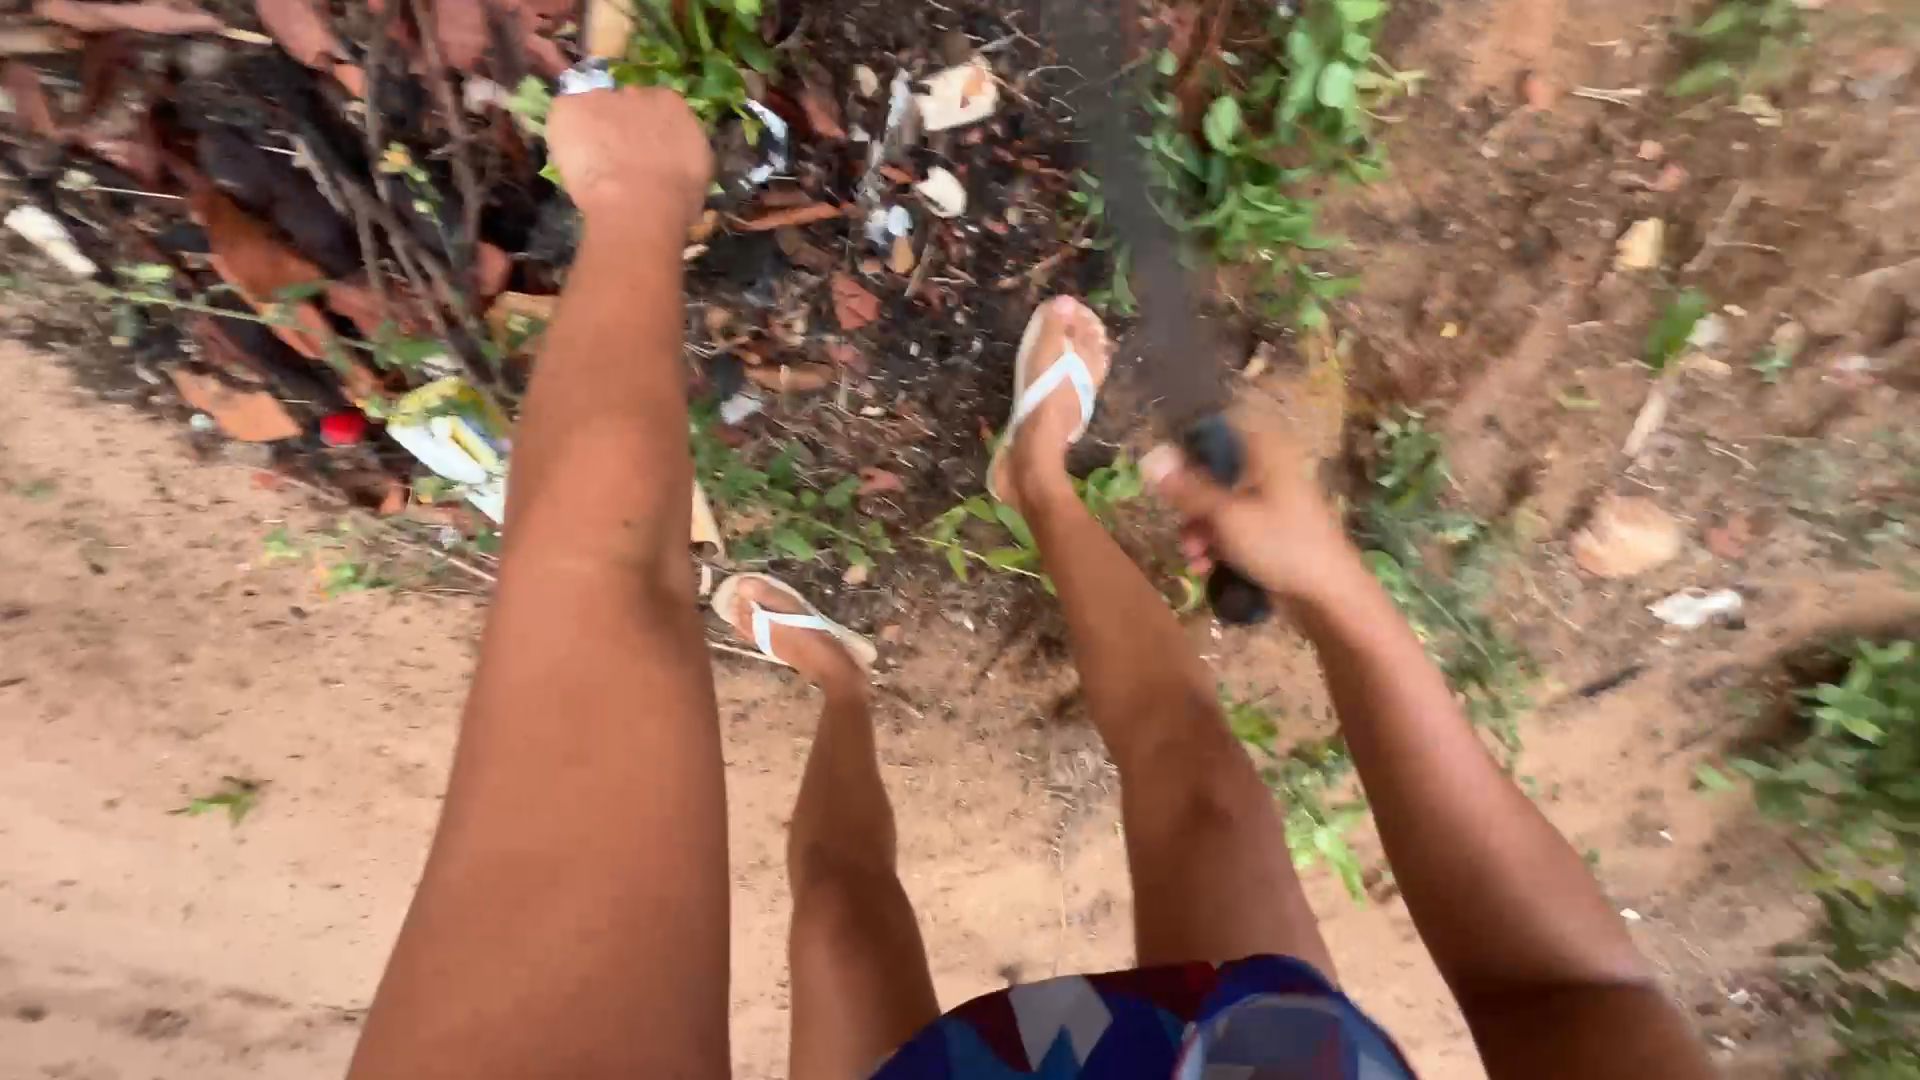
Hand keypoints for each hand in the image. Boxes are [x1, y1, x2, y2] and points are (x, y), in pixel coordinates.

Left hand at [548, 87, 712, 231]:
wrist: (640, 204)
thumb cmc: (678, 198)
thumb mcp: (698, 174)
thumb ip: (682, 153)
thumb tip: (673, 156)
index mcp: (673, 106)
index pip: (662, 109)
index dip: (655, 132)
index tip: (653, 154)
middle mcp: (636, 92)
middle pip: (626, 104)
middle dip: (624, 127)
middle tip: (625, 161)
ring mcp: (599, 97)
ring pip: (593, 110)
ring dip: (595, 132)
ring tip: (598, 167)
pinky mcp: (567, 107)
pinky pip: (564, 119)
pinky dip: (567, 139)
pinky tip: (577, 166)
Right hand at [1141, 426, 1358, 602]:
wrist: (1328, 596)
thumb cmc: (1281, 545)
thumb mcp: (1227, 516)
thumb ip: (1188, 490)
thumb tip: (1152, 461)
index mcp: (1265, 454)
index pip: (1221, 431)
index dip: (1191, 447)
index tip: (1168, 471)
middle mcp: (1267, 472)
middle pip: (1214, 474)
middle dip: (1190, 504)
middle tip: (1181, 523)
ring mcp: (1269, 505)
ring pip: (1218, 507)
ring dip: (1199, 531)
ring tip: (1194, 556)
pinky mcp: (1269, 534)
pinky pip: (1231, 531)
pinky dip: (1215, 546)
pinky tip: (1205, 567)